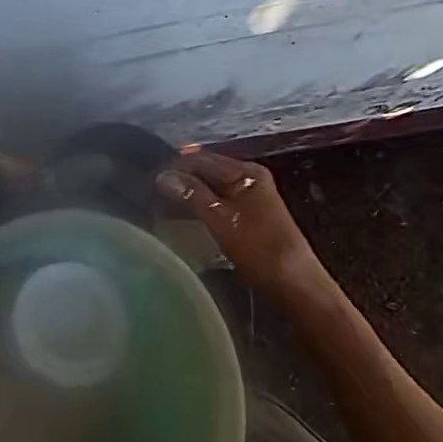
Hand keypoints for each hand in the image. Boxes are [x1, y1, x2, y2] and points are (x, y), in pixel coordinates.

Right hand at [156, 150, 333, 301]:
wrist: (294, 282)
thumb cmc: (259, 248)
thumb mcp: (221, 219)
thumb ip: (192, 195)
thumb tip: (163, 176)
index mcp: (246, 172)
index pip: (202, 159)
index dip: (175, 166)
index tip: (149, 180)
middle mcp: (249, 178)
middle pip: (207, 171)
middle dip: (180, 179)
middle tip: (150, 193)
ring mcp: (250, 198)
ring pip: (211, 188)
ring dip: (189, 194)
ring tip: (161, 205)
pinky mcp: (248, 217)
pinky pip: (218, 203)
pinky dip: (200, 207)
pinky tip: (184, 217)